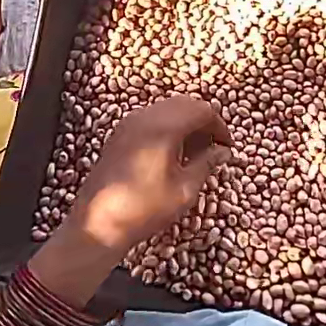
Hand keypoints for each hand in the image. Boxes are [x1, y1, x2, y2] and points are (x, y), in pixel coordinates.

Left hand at [63, 95, 232, 256]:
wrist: (98, 221)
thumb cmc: (145, 208)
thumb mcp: (184, 189)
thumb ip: (206, 164)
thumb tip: (223, 152)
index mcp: (163, 127)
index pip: (201, 110)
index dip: (219, 126)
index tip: (227, 146)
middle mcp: (145, 117)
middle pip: (184, 104)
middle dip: (203, 122)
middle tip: (214, 148)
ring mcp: (129, 123)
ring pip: (167, 109)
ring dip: (185, 124)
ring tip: (195, 154)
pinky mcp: (119, 133)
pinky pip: (151, 118)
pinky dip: (167, 128)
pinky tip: (172, 154)